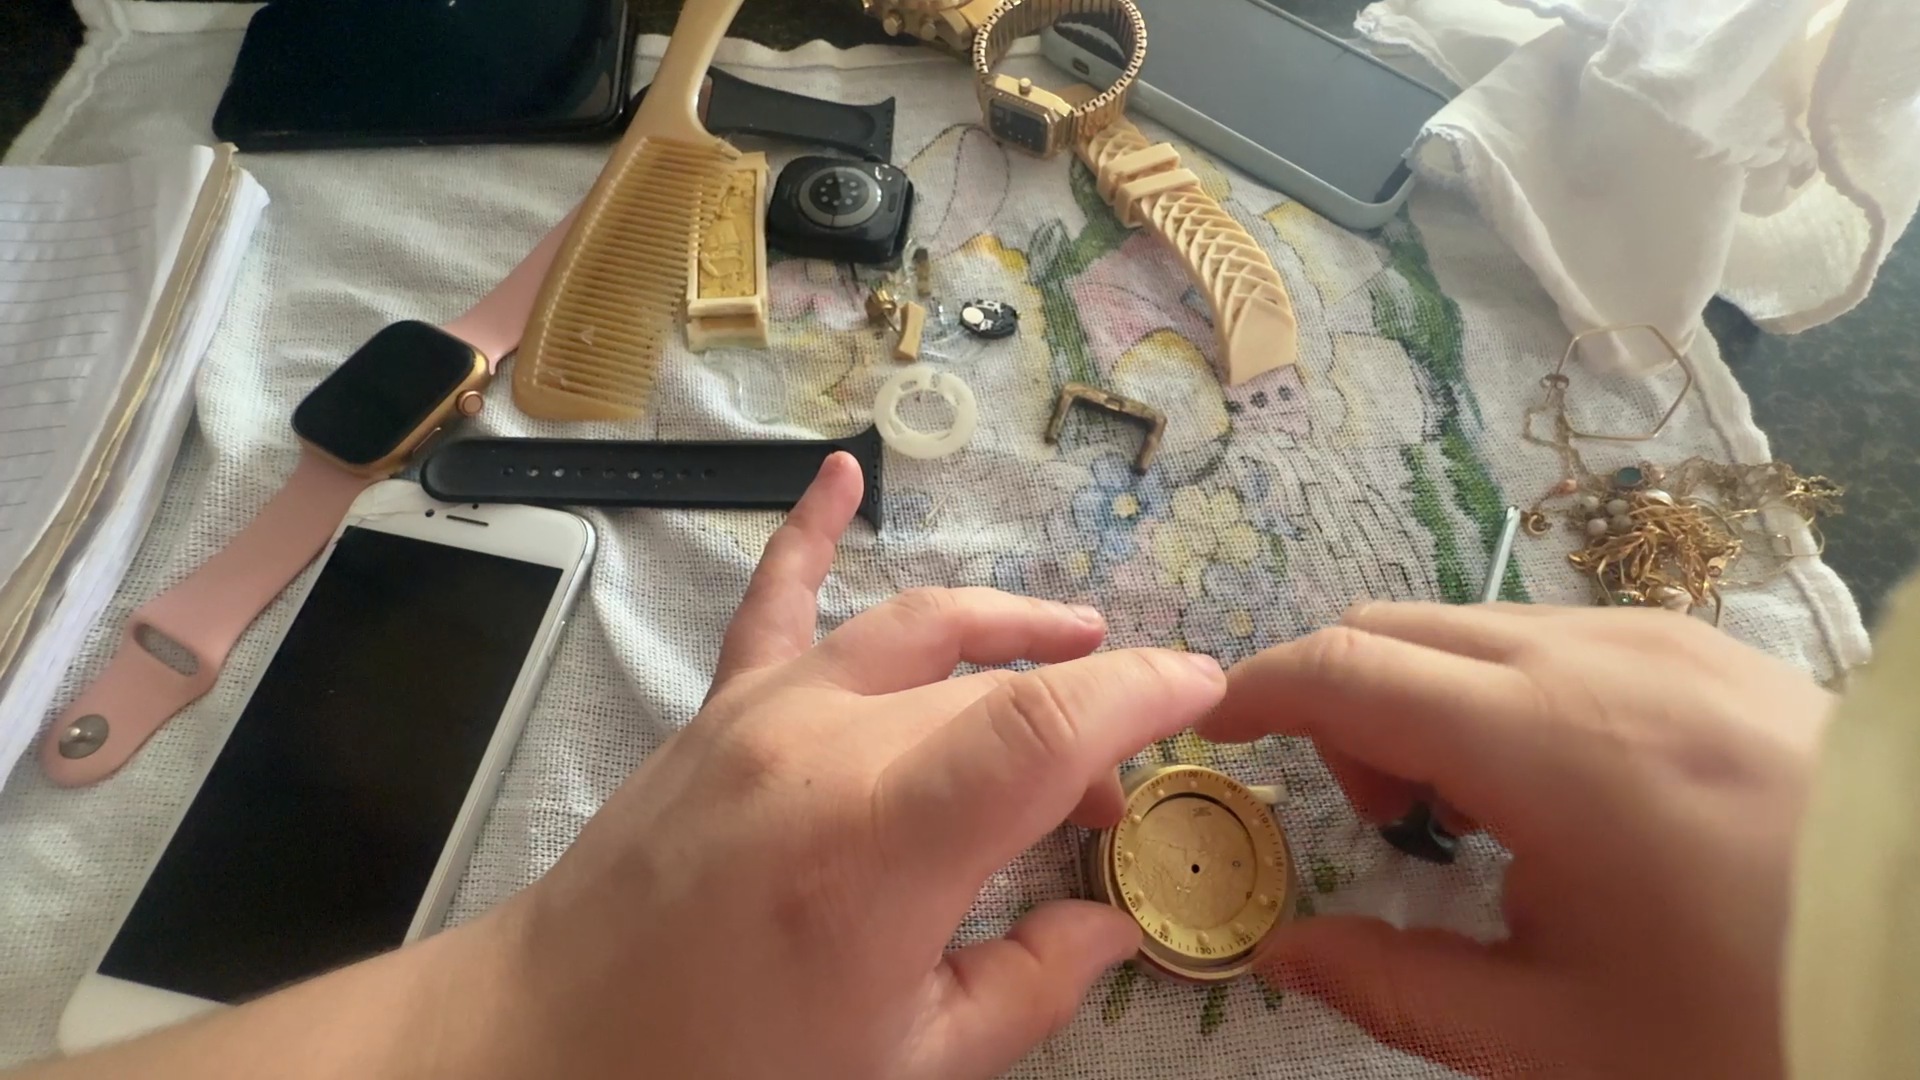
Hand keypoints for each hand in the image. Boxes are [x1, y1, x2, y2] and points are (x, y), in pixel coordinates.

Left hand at [472, 453, 1225, 1077]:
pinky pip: (775, 594)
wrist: (555, 1039)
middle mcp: (825, 743)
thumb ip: (1035, 983)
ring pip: (922, 629)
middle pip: (995, 689)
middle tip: (1109, 790)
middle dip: (1081, 720)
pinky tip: (839, 473)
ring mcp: (768, 705)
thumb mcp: (910, 1063)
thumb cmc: (729, 1070)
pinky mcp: (727, 699)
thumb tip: (1118, 920)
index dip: (1138, 691)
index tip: (1200, 685)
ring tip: (1073, 637)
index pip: (1042, 725)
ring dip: (1012, 629)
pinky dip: (810, 528)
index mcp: (880, 844)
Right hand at [1200, 602, 1833, 1079]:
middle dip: (1331, 704)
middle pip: (1379, 629)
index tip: (1214, 724)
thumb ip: (1391, 989)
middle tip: (1378, 811)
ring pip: (1446, 626)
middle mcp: (1587, 655)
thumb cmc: (1778, 1025)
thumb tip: (1279, 955)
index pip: (1341, 670)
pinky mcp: (1688, 638)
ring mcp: (1645, 633)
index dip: (1255, 688)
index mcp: (1550, 744)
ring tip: (1469, 805)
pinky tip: (1544, 777)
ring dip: (1404, 695)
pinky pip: (1521, 634)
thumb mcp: (1568, 1045)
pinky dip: (1475, 687)